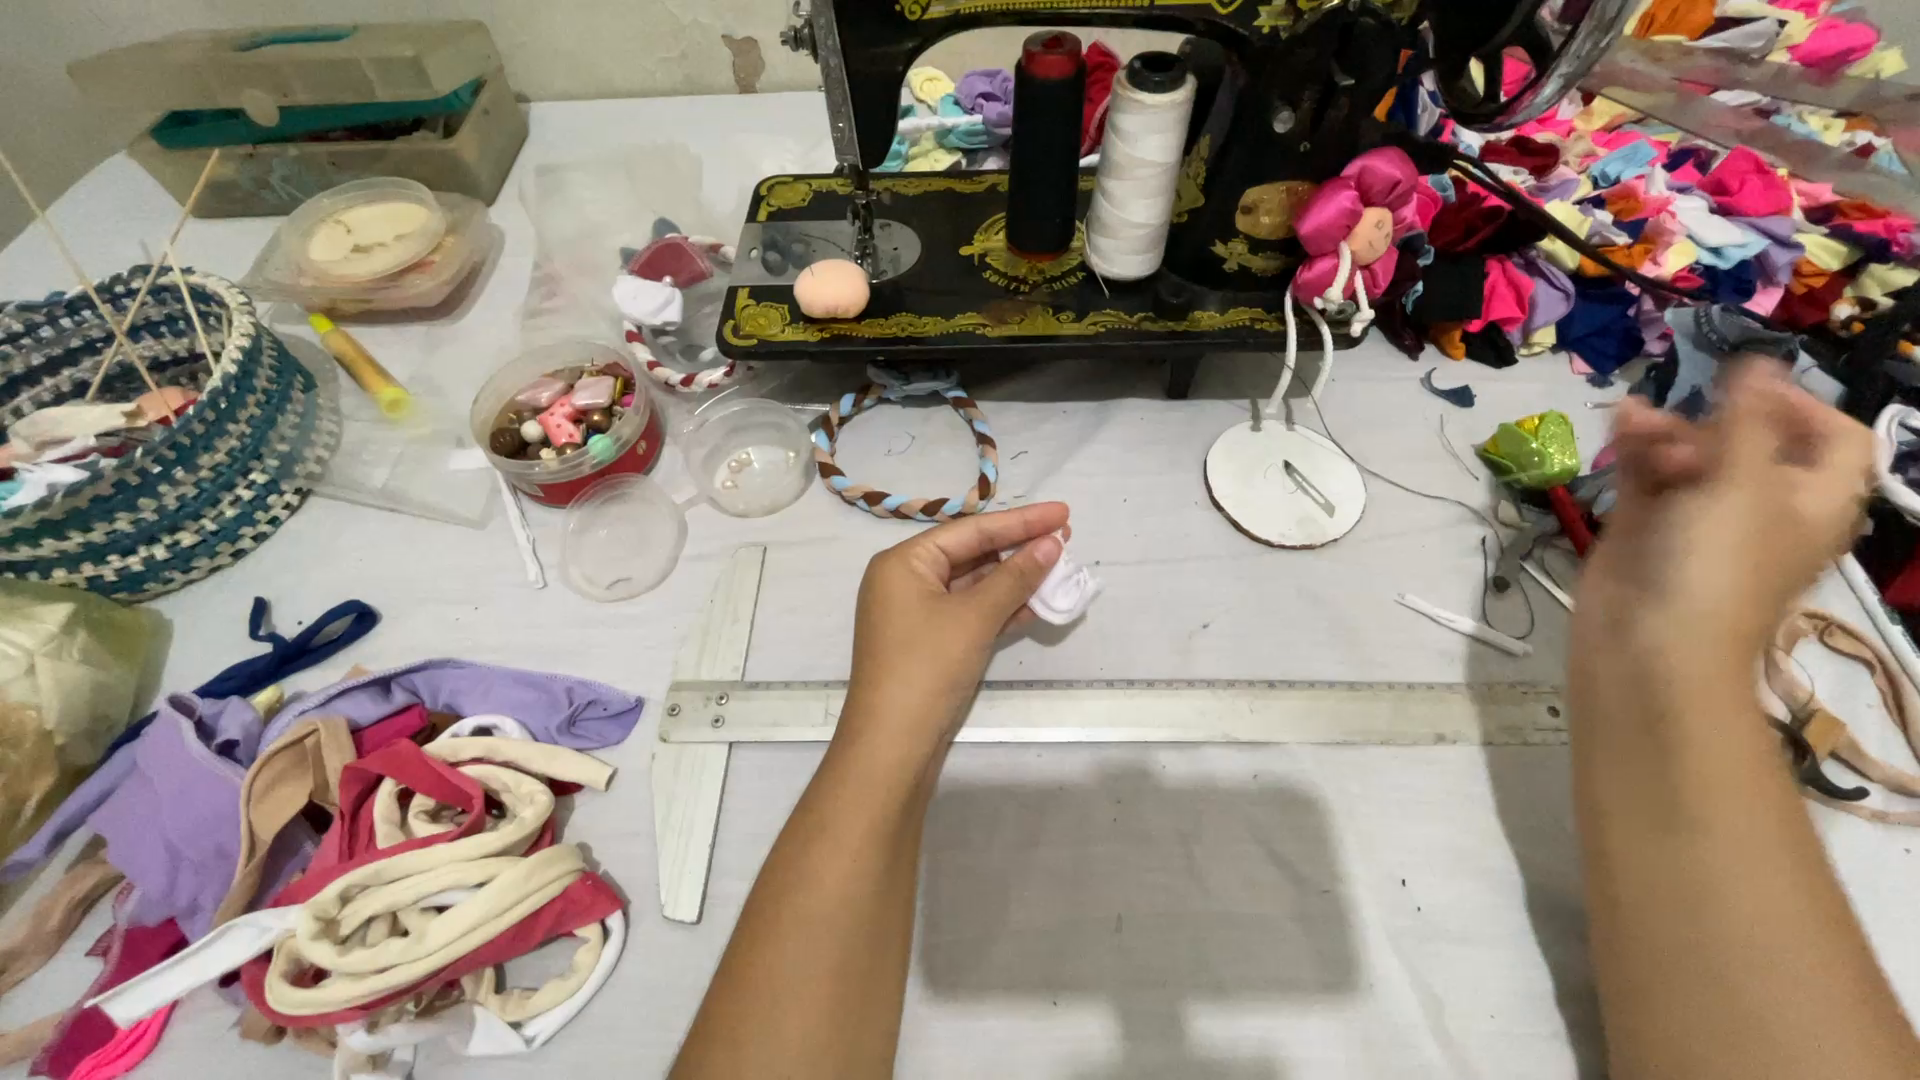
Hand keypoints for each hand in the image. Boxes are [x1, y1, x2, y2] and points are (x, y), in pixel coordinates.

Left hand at [839, 503, 1069, 751]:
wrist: (893, 744)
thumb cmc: (927, 667)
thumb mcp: (974, 617)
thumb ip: (1015, 577)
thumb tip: (1052, 544)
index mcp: (903, 562)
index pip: (970, 530)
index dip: (1020, 520)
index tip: (1063, 512)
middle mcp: (905, 580)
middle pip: (971, 553)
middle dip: (1018, 548)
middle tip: (1066, 537)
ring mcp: (917, 613)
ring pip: (973, 585)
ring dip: (1014, 580)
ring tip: (1060, 567)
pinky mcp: (930, 642)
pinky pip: (970, 612)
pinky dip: (1001, 608)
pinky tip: (1038, 603)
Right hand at [1575, 360, 1870, 682]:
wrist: (1646, 640)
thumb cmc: (1715, 564)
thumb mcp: (1742, 486)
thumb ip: (1747, 421)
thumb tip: (1758, 361)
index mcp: (1812, 500)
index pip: (1833, 439)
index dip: (1800, 405)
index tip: (1748, 384)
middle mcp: (1759, 505)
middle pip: (1749, 441)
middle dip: (1712, 421)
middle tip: (1677, 421)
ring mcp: (1695, 517)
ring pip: (1688, 456)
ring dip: (1664, 432)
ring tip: (1630, 421)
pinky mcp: (1644, 526)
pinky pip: (1645, 477)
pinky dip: (1634, 450)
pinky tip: (1618, 425)